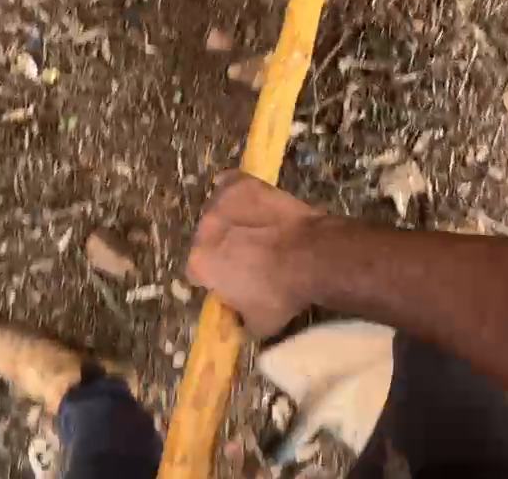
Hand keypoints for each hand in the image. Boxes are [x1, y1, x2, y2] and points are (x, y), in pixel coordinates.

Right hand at [184, 172, 326, 337]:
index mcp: (200, 263)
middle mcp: (203, 230)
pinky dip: (234, 191)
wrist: (310, 255)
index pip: (198, 272)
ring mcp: (219, 202)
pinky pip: (228, 184)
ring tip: (255, 229)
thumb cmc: (282, 292)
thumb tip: (238, 320)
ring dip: (228, 220)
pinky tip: (249, 202)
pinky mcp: (239, 183)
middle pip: (206, 239)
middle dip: (221, 247)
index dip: (214, 277)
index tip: (231, 281)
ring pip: (217, 212)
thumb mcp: (258, 324)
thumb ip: (239, 319)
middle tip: (247, 257)